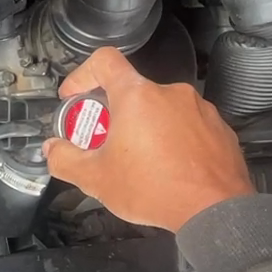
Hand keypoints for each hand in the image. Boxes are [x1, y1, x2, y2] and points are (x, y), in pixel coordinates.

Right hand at [42, 47, 254, 232]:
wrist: (214, 210)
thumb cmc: (154, 189)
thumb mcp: (94, 178)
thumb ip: (64, 159)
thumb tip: (53, 149)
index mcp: (137, 97)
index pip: (104, 61)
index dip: (82, 75)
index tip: (75, 96)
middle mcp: (170, 94)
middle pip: (130, 92)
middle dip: (110, 115)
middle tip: (102, 144)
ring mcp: (198, 108)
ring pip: (157, 109)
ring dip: (141, 127)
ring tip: (136, 161)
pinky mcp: (217, 127)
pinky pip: (183, 124)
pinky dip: (168, 138)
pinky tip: (164, 167)